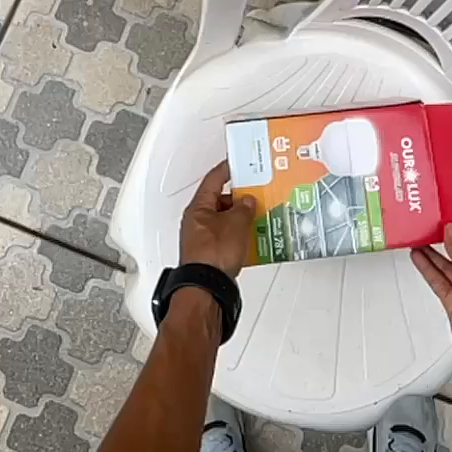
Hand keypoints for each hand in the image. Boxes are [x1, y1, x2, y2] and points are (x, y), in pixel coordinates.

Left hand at [179, 162, 257, 277]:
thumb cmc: (214, 255)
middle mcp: (196, 221)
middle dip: (237, 198)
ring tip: (255, 218)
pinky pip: (223, 238)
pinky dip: (236, 236)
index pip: (214, 179)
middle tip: (254, 195)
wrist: (206, 289)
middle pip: (218, 201)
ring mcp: (200, 239)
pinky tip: (249, 240)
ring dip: (238, 219)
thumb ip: (244, 208)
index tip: (237, 162)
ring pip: (222, 220)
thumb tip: (248, 201)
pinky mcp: (207, 255)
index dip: (227, 169)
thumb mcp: (236, 224)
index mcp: (199, 207)